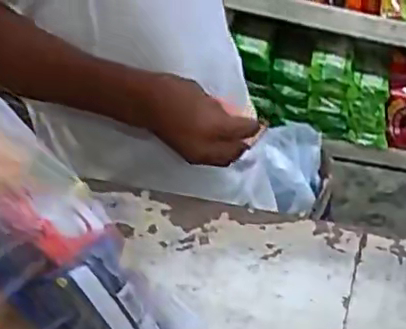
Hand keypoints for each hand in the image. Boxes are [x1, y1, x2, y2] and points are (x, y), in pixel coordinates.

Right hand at [141, 75, 263, 166]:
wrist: (145, 103)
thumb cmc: (173, 91)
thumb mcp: (201, 94)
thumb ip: (220, 109)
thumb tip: (233, 117)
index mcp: (215, 126)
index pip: (241, 131)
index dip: (253, 128)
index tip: (260, 124)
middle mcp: (211, 147)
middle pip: (236, 151)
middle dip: (246, 144)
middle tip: (252, 136)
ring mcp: (201, 156)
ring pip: (226, 159)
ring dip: (235, 152)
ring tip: (239, 143)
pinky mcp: (193, 159)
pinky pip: (215, 160)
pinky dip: (223, 155)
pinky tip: (223, 147)